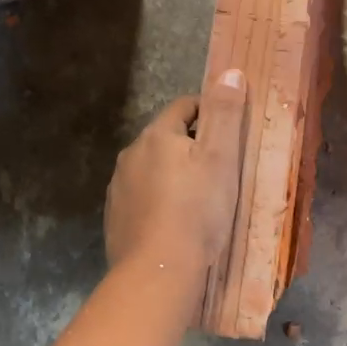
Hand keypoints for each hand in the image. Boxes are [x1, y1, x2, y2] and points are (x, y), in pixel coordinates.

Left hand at [105, 70, 247, 282]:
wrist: (158, 273)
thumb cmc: (197, 211)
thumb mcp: (221, 157)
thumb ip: (225, 113)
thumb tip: (230, 72)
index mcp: (156, 135)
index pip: (185, 107)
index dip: (210, 114)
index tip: (231, 135)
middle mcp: (131, 155)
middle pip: (167, 138)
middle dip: (191, 147)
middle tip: (221, 170)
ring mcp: (119, 189)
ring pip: (153, 170)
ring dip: (174, 176)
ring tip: (200, 200)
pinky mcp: (116, 220)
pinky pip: (143, 199)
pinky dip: (159, 203)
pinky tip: (176, 224)